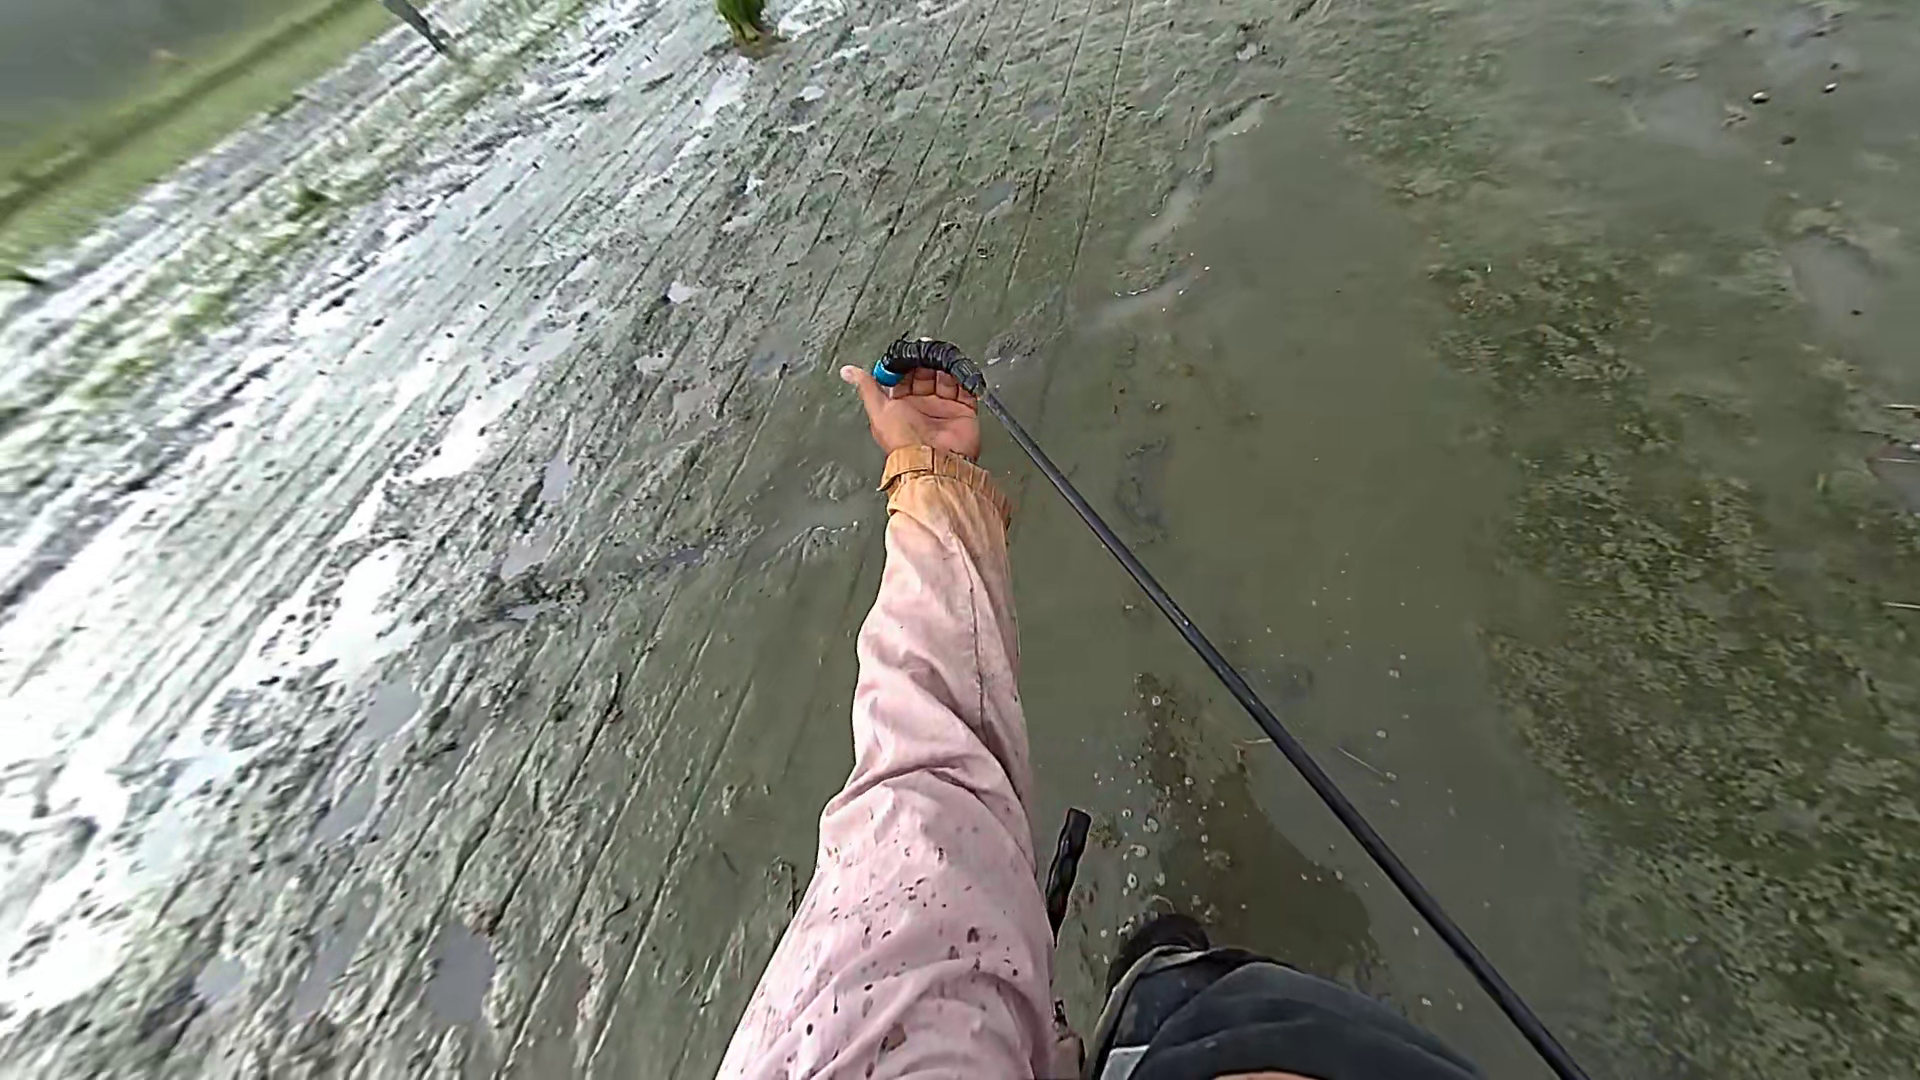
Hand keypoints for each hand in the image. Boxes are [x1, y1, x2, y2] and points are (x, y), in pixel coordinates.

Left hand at [839, 364, 980, 460]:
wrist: (934, 461)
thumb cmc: (904, 442)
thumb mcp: (879, 411)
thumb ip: (867, 388)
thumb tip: (848, 372)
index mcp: (901, 407)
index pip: (902, 378)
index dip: (903, 364)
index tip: (905, 352)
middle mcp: (922, 408)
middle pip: (925, 374)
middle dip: (925, 360)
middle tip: (926, 350)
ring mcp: (943, 409)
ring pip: (946, 378)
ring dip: (944, 365)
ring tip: (943, 357)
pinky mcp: (963, 412)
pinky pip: (966, 390)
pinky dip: (964, 377)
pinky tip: (959, 369)